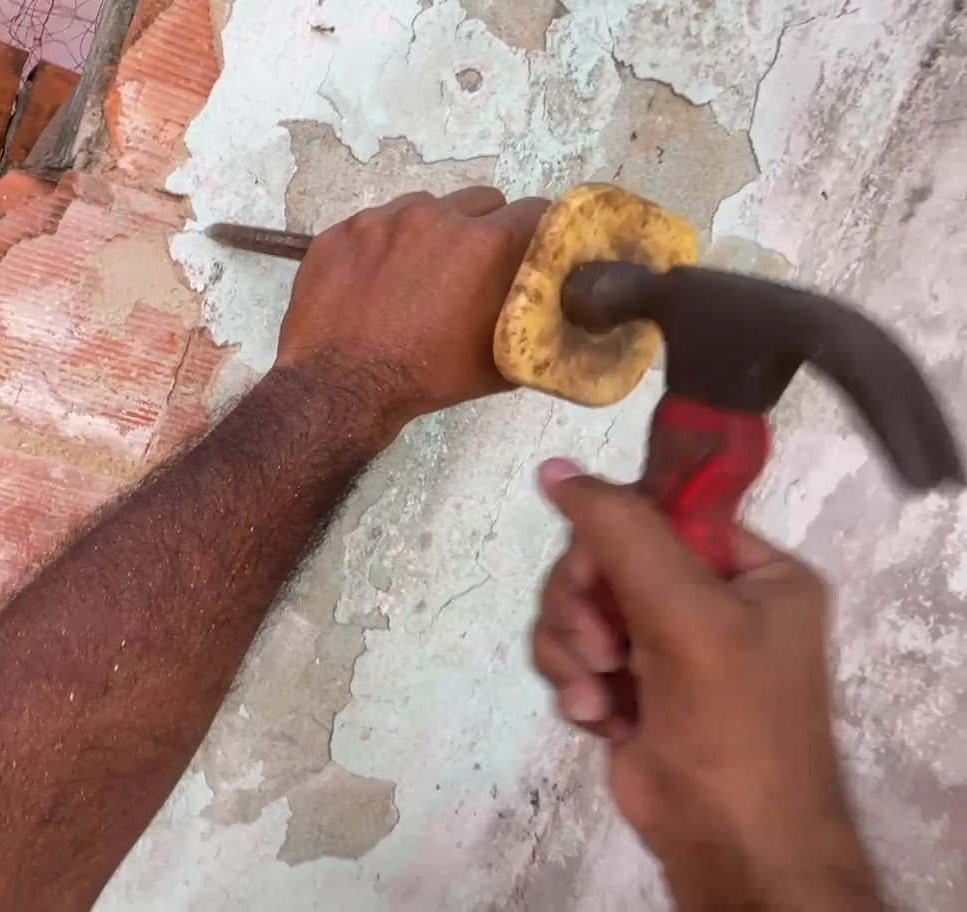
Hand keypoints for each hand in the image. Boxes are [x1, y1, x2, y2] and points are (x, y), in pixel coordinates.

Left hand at [272, 187, 547, 432]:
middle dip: (479, 229)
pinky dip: (375, 247)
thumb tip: (551, 299)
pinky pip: (368, 228)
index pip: (534, 212)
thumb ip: (535, 315)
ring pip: (418, 210)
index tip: (524, 253)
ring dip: (424, 234)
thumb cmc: (425, 377)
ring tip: (409, 275)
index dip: (533, 233)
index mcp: (485, 242)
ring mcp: (376, 222)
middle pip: (475, 204)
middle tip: (464, 268)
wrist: (338, 384)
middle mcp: (431, 217)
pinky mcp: (335, 234)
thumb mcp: (503, 355)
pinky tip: (366, 282)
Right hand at [531, 460, 879, 910]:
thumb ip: (617, 529)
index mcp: (751, 571)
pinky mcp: (622, 674)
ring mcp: (659, 638)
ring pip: (569, 603)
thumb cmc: (728, 718)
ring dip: (569, 648)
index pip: (654, 513)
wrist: (725, 837)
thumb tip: (552, 467)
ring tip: (596, 692)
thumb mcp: (680, 608)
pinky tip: (594, 712)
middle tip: (601, 648)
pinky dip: (568, 676)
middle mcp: (705, 597)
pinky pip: (563, 643)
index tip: (599, 579)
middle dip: (580, 608)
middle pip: (596, 560)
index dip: (609, 540)